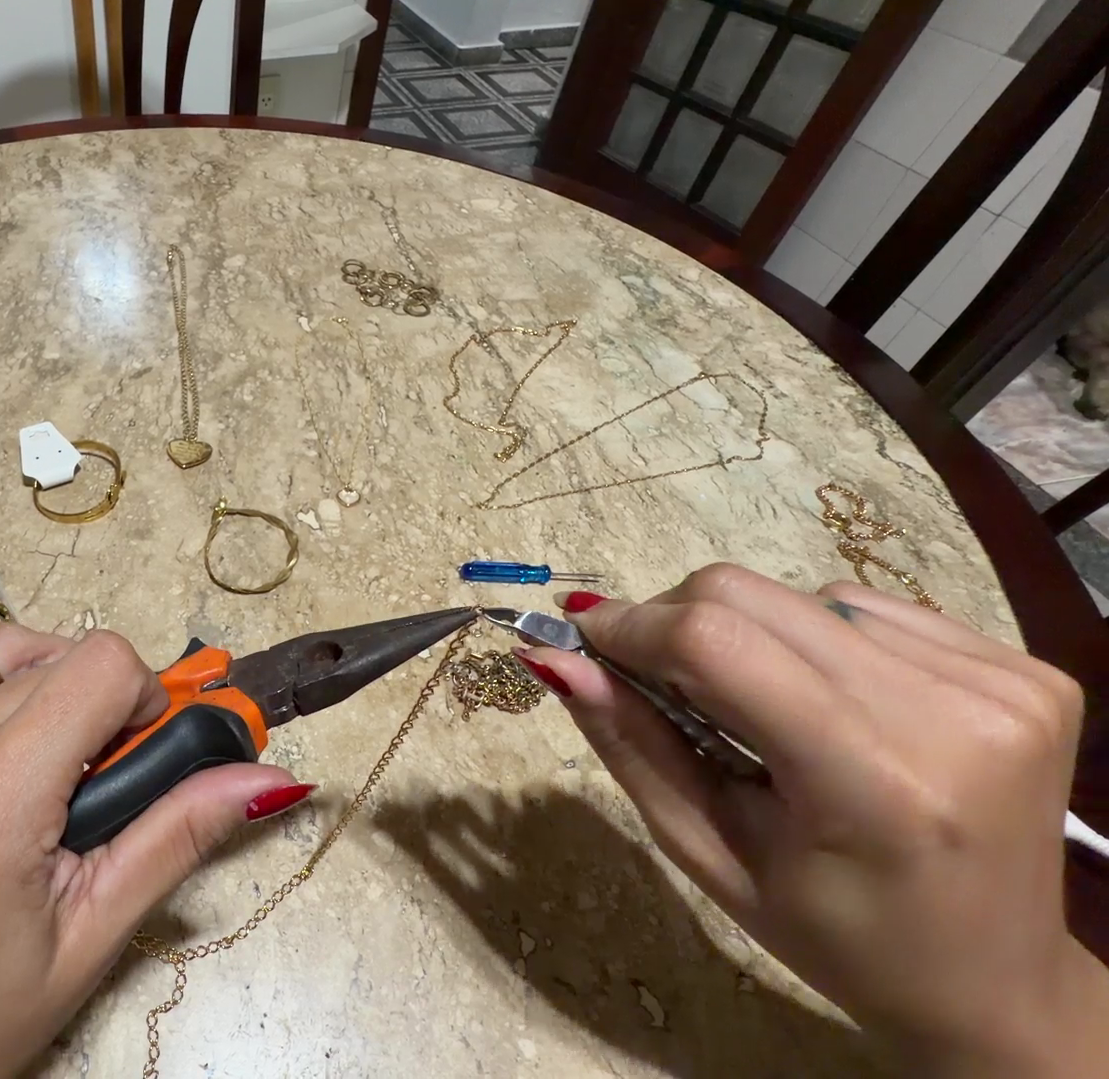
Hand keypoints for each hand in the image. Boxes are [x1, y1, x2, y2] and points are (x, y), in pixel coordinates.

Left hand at [0, 625, 302, 1078]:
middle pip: (55, 654)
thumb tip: (269, 778)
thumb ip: (177, 838)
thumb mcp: (86, 940)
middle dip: (100, 702)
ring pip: (1, 655)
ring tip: (55, 774)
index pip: (97, 663)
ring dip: (48, 693)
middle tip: (102, 783)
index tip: (142, 757)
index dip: (143, 697)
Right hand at [517, 565, 1108, 1077]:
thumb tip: (549, 656)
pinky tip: (819, 699)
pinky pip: (855, 605)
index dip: (629, 627)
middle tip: (655, 682)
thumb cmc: (827, 929)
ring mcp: (1000, 682)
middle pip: (746, 596)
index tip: (580, 642)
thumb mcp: (703, 848)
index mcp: (875, 783)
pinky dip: (804, 637)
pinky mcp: (1023, 665)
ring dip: (740, 634)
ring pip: (794, 594)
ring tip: (749, 707)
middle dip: (671, 624)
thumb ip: (628, 743)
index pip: (716, 642)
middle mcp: (953, 714)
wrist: (997, 978)